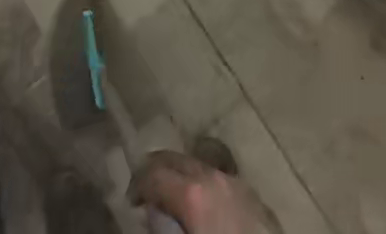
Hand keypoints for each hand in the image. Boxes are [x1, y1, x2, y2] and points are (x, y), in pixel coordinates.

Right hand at [127, 150, 281, 233]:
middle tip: (145, 193)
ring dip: (182, 176)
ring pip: (200, 165)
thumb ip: (164, 227)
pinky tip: (205, 207)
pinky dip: (205, 185)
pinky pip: (222, 179)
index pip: (154, 173)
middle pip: (176, 159)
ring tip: (174, 200)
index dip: (137, 183)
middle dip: (157, 171)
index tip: (130, 202)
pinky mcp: (256, 197)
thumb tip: (153, 213)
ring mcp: (238, 183)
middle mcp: (214, 177)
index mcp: (193, 192)